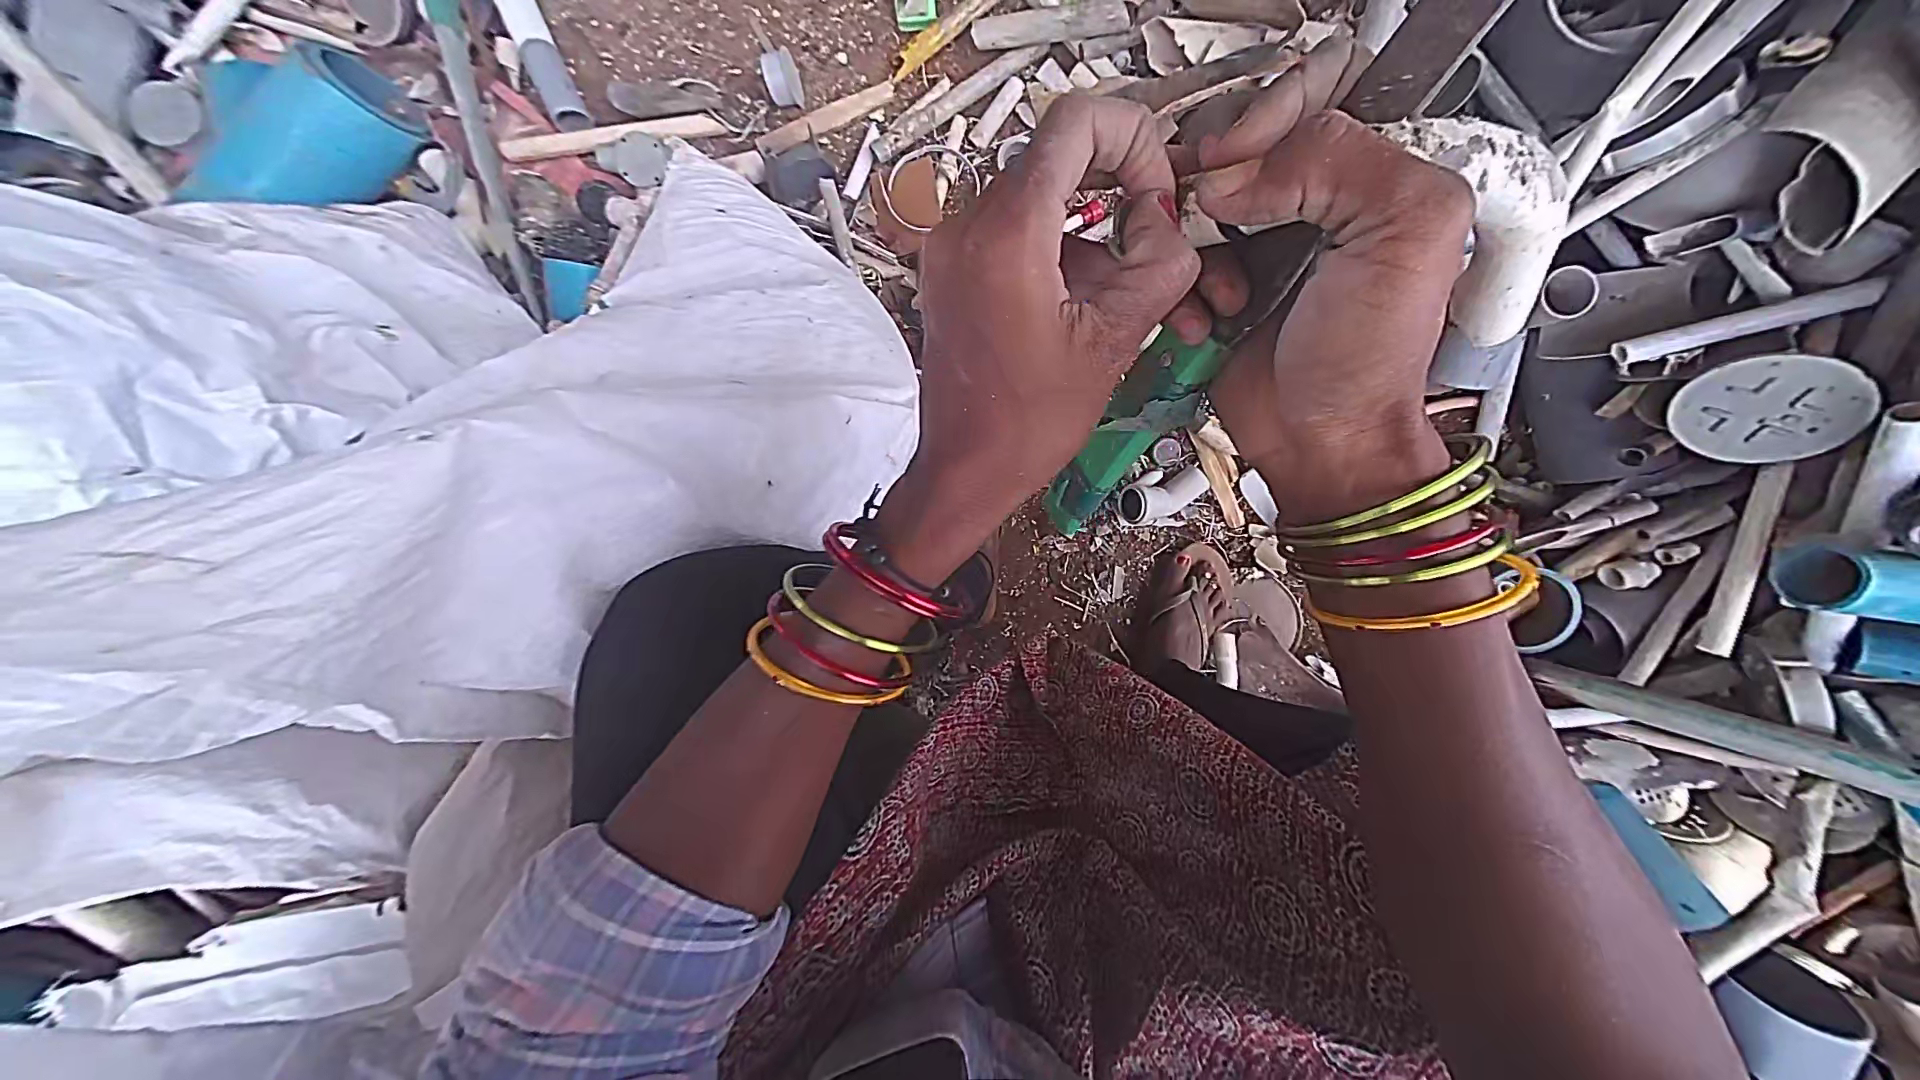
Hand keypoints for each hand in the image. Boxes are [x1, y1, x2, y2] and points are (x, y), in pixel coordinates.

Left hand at [876, 94, 1202, 576]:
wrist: (966, 468)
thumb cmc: (1026, 423)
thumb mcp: (1114, 340)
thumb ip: (1159, 263)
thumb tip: (1166, 222)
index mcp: (1007, 235)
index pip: (1076, 122)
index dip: (1132, 141)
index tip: (1153, 195)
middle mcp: (967, 227)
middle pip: (1059, 161)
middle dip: (1117, 194)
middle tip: (1150, 242)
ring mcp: (952, 249)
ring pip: (1040, 203)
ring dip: (1092, 238)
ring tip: (1126, 297)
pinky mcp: (952, 273)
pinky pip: (1014, 236)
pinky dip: (1058, 256)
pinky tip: (1087, 306)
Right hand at [1180, 57, 1473, 520]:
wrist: (1318, 441)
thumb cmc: (1368, 360)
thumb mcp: (1402, 235)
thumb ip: (1338, 163)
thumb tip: (1233, 174)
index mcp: (1367, 179)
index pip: (1301, 109)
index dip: (1259, 123)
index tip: (1230, 161)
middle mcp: (1307, 210)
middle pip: (1234, 161)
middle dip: (1212, 195)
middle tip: (1210, 224)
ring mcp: (1256, 255)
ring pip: (1195, 218)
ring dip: (1194, 253)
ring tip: (1224, 297)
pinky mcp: (1216, 296)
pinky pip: (1176, 270)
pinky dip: (1176, 293)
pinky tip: (1202, 321)